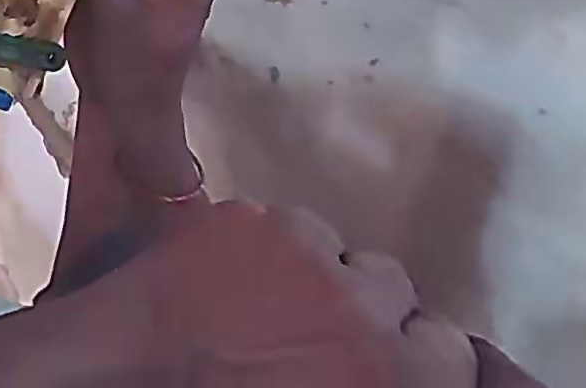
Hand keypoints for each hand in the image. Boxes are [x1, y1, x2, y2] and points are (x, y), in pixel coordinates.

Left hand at [112, 202, 503, 387]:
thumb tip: (381, 367)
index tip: (392, 356)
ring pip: (328, 240)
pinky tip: (231, 268)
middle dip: (366, 300)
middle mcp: (351, 296)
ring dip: (311, 264)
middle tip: (325, 320)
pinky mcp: (242, 213)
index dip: (419, 352)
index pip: (449, 346)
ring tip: (271, 289)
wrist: (136, 373)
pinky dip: (261, 241)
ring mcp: (293, 244)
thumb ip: (374, 381)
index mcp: (388, 368)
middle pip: (390, 280)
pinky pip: (272, 220)